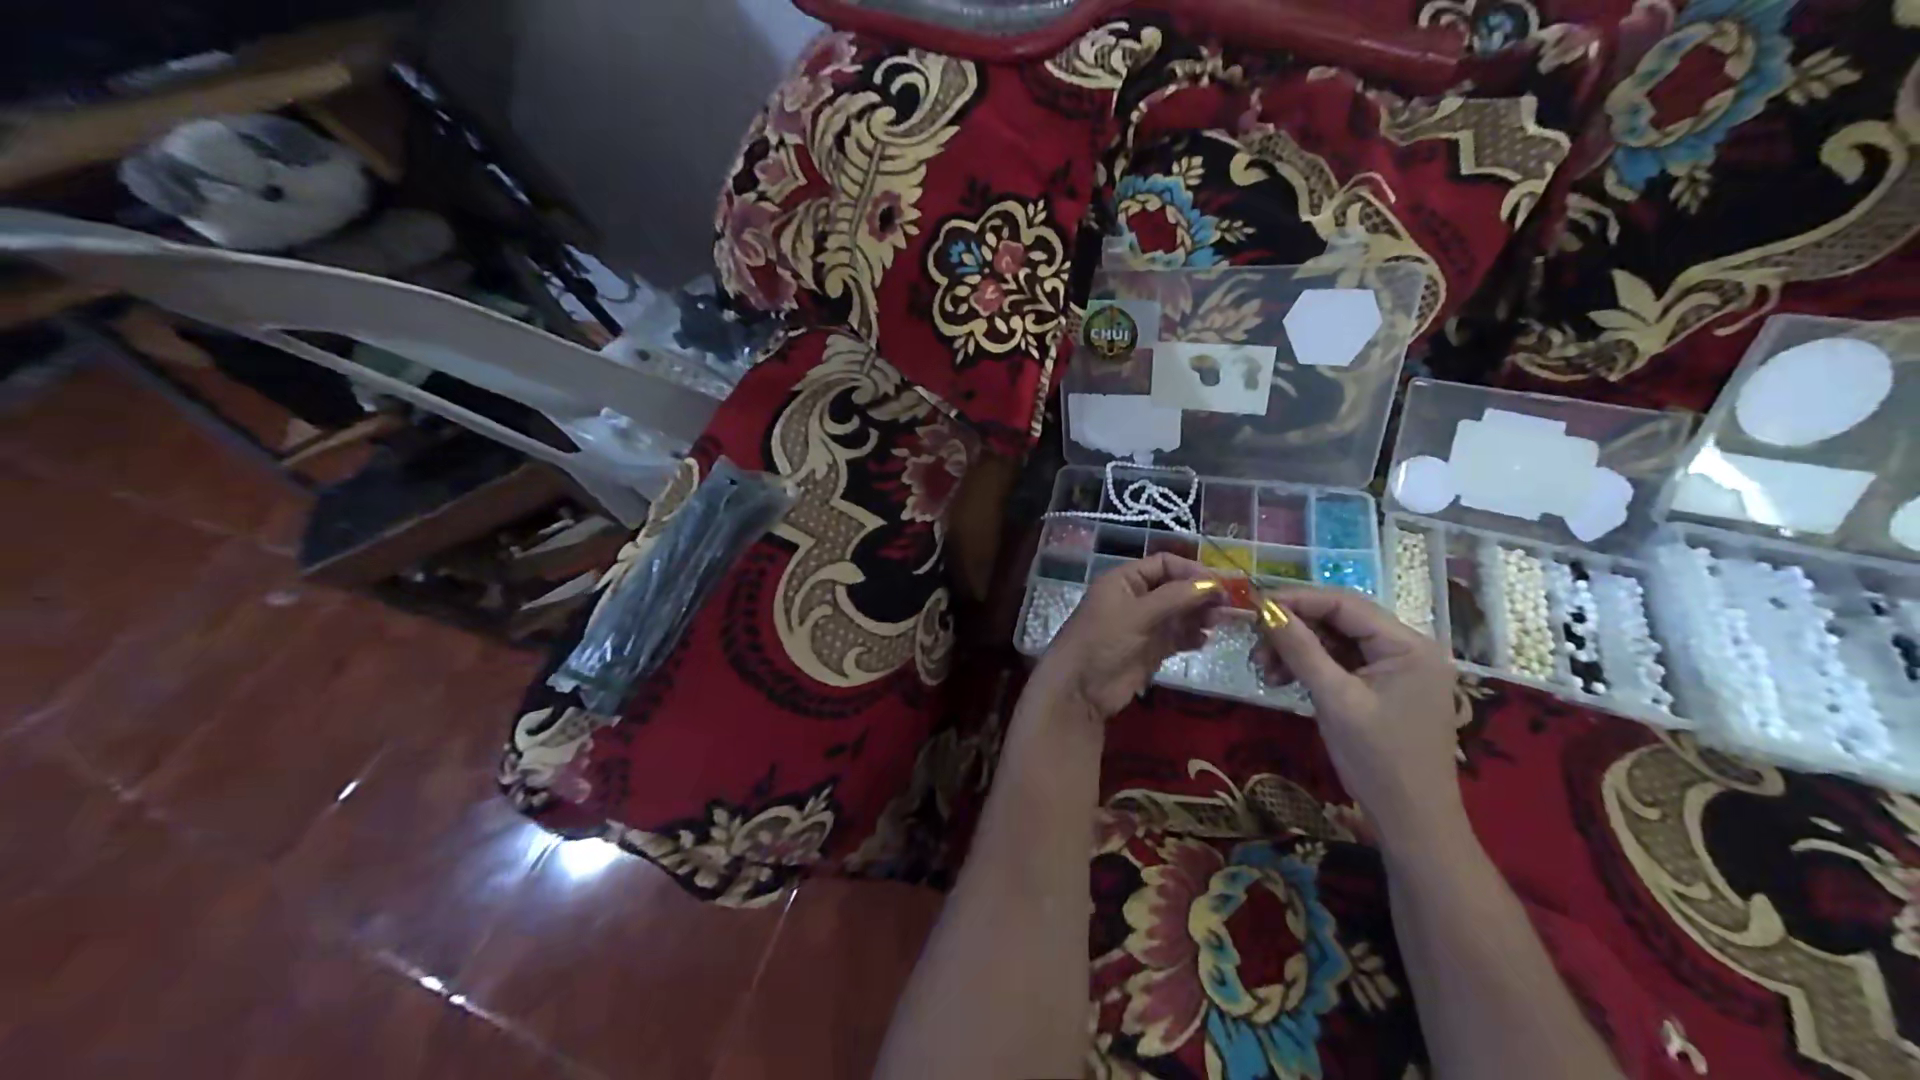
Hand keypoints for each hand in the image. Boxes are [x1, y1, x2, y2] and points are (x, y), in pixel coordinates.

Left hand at [1032, 553, 1227, 722]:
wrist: (1080, 690)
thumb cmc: (1103, 641)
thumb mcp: (1138, 614)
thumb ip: (1176, 597)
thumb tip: (1213, 585)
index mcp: (1124, 580)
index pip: (1164, 564)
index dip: (1191, 571)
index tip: (1219, 585)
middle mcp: (1135, 598)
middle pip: (1175, 588)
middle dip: (1199, 594)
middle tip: (1226, 606)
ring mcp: (1143, 625)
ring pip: (1179, 613)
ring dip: (1199, 615)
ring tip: (1217, 623)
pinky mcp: (1150, 650)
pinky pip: (1176, 637)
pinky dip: (1191, 636)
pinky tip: (1203, 641)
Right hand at [1250, 584, 1462, 835]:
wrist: (1411, 820)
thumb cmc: (1377, 758)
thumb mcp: (1334, 699)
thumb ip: (1302, 650)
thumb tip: (1267, 611)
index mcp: (1408, 645)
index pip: (1345, 604)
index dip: (1297, 601)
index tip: (1255, 608)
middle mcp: (1407, 648)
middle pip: (1340, 620)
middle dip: (1294, 630)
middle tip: (1255, 647)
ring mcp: (1398, 669)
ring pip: (1336, 642)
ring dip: (1297, 650)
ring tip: (1264, 670)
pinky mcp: (1384, 688)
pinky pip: (1341, 663)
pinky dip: (1311, 667)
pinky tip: (1283, 680)